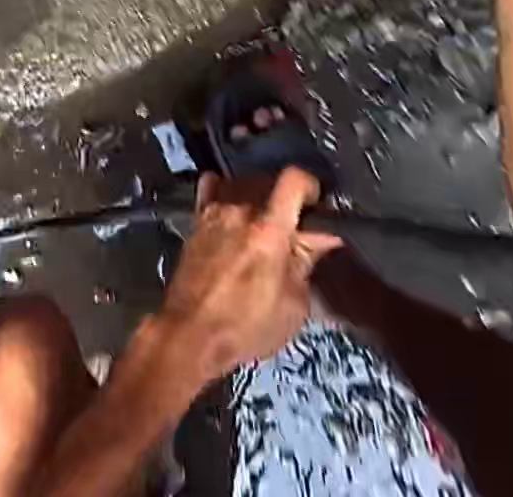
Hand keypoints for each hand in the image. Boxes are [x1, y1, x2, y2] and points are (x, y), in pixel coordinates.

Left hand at [152, 168, 342, 381]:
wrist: (191, 333)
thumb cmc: (243, 328)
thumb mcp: (293, 306)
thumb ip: (307, 263)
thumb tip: (320, 239)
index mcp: (269, 230)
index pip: (294, 179)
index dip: (312, 186)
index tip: (317, 203)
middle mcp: (241, 211)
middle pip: (272, 182)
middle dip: (288, 202)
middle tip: (294, 228)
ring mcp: (216, 212)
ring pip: (245, 183)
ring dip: (260, 199)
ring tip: (264, 225)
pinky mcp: (198, 219)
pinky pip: (213, 187)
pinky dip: (227, 192)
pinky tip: (234, 212)